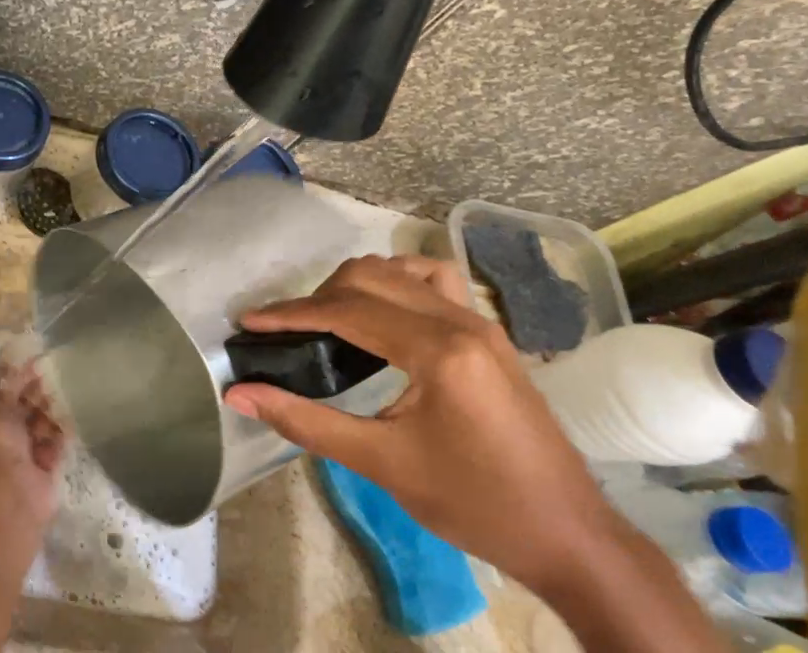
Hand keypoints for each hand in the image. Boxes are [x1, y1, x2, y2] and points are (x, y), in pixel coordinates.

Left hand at [0, 362, 66, 522]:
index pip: (5, 391)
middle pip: (25, 407)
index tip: (39, 362)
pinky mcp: (47, 465)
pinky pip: (56, 442)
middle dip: (38, 394)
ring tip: (64, 398)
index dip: (20, 377)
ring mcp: (26, 450)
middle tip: (56, 379)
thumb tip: (11, 366)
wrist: (12, 486)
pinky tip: (69, 419)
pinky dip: (61, 433)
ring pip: (42, 423)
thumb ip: (2, 382)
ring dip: (51, 412)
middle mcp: (5, 432)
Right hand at [223, 255, 623, 587]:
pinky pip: (436, 283)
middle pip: (370, 278)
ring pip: (402, 272)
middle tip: (285, 332)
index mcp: (438, 350)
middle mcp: (461, 322)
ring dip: (357, 286)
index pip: (347, 310)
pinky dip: (398, 285)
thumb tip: (238, 394)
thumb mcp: (381, 463)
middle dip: (317, 298)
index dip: (290, 314)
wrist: (568, 535)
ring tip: (329, 321)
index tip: (247, 322)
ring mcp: (482, 324)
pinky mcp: (491, 335)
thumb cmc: (473, 503)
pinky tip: (384, 315)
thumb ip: (305, 421)